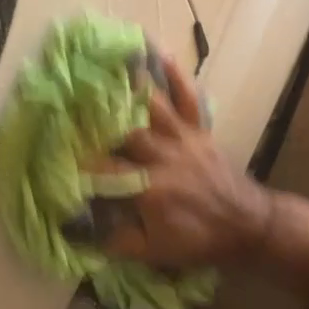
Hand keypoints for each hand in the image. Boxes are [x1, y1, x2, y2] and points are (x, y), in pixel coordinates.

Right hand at [94, 53, 274, 268]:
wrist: (246, 227)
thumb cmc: (197, 240)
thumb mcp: (153, 252)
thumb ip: (117, 242)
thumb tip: (80, 233)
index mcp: (148, 187)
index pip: (106, 169)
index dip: (83, 162)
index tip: (62, 154)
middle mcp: (163, 156)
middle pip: (126, 132)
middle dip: (101, 119)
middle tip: (78, 102)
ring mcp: (182, 139)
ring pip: (154, 108)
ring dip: (133, 87)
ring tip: (112, 65)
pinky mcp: (199, 131)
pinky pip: (189, 100)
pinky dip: (178, 77)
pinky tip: (163, 56)